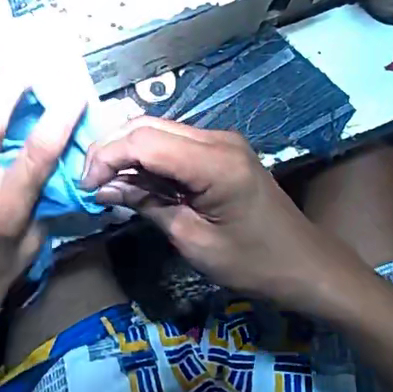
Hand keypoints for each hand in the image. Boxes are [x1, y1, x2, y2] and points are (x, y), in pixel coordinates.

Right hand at [79, 117, 367, 316]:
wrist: (307, 266)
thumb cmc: (253, 263)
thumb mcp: (192, 241)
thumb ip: (147, 205)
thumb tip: (103, 189)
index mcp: (214, 162)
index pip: (143, 140)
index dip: (107, 157)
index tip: (85, 186)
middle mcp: (217, 139)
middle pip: (147, 125)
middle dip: (111, 149)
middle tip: (89, 183)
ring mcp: (221, 141)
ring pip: (157, 129)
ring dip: (127, 151)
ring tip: (104, 182)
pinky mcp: (221, 150)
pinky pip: (173, 142)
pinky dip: (147, 156)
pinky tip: (132, 179)